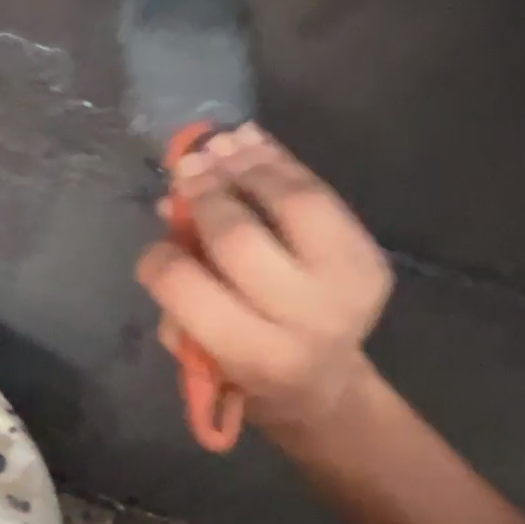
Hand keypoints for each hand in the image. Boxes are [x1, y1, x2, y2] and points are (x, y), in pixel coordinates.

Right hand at [135, 124, 392, 434]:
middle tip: (184, 168)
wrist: (323, 382)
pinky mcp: (371, 257)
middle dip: (205, 195)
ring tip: (217, 143)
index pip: (187, 287)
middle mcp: (306, 319)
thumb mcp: (200, 347)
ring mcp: (348, 283)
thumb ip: (180, 289)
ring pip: (294, 203)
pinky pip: (322, 194)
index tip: (153, 242)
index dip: (159, 255)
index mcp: (253, 352)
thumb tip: (173, 208)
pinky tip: (250, 141)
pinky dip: (283, 163)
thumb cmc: (245, 364)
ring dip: (248, 166)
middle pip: (240, 238)